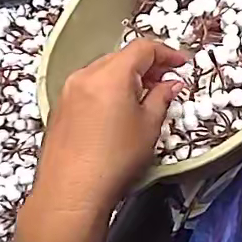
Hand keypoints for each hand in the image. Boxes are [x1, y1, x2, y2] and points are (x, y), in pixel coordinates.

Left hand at [32, 40, 186, 215]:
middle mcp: (85, 76)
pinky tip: (121, 110)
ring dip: (128, 77)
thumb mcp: (149, 126)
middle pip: (122, 57)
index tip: (180, 63)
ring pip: (105, 71)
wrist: (71, 192)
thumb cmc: (112, 161)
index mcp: (111, 75)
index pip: (143, 48)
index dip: (166, 53)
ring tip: (146, 97)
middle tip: (167, 80)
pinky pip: (90, 86)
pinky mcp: (61, 108)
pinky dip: (109, 89)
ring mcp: (69, 91)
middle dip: (148, 65)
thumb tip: (170, 85)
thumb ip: (162, 97)